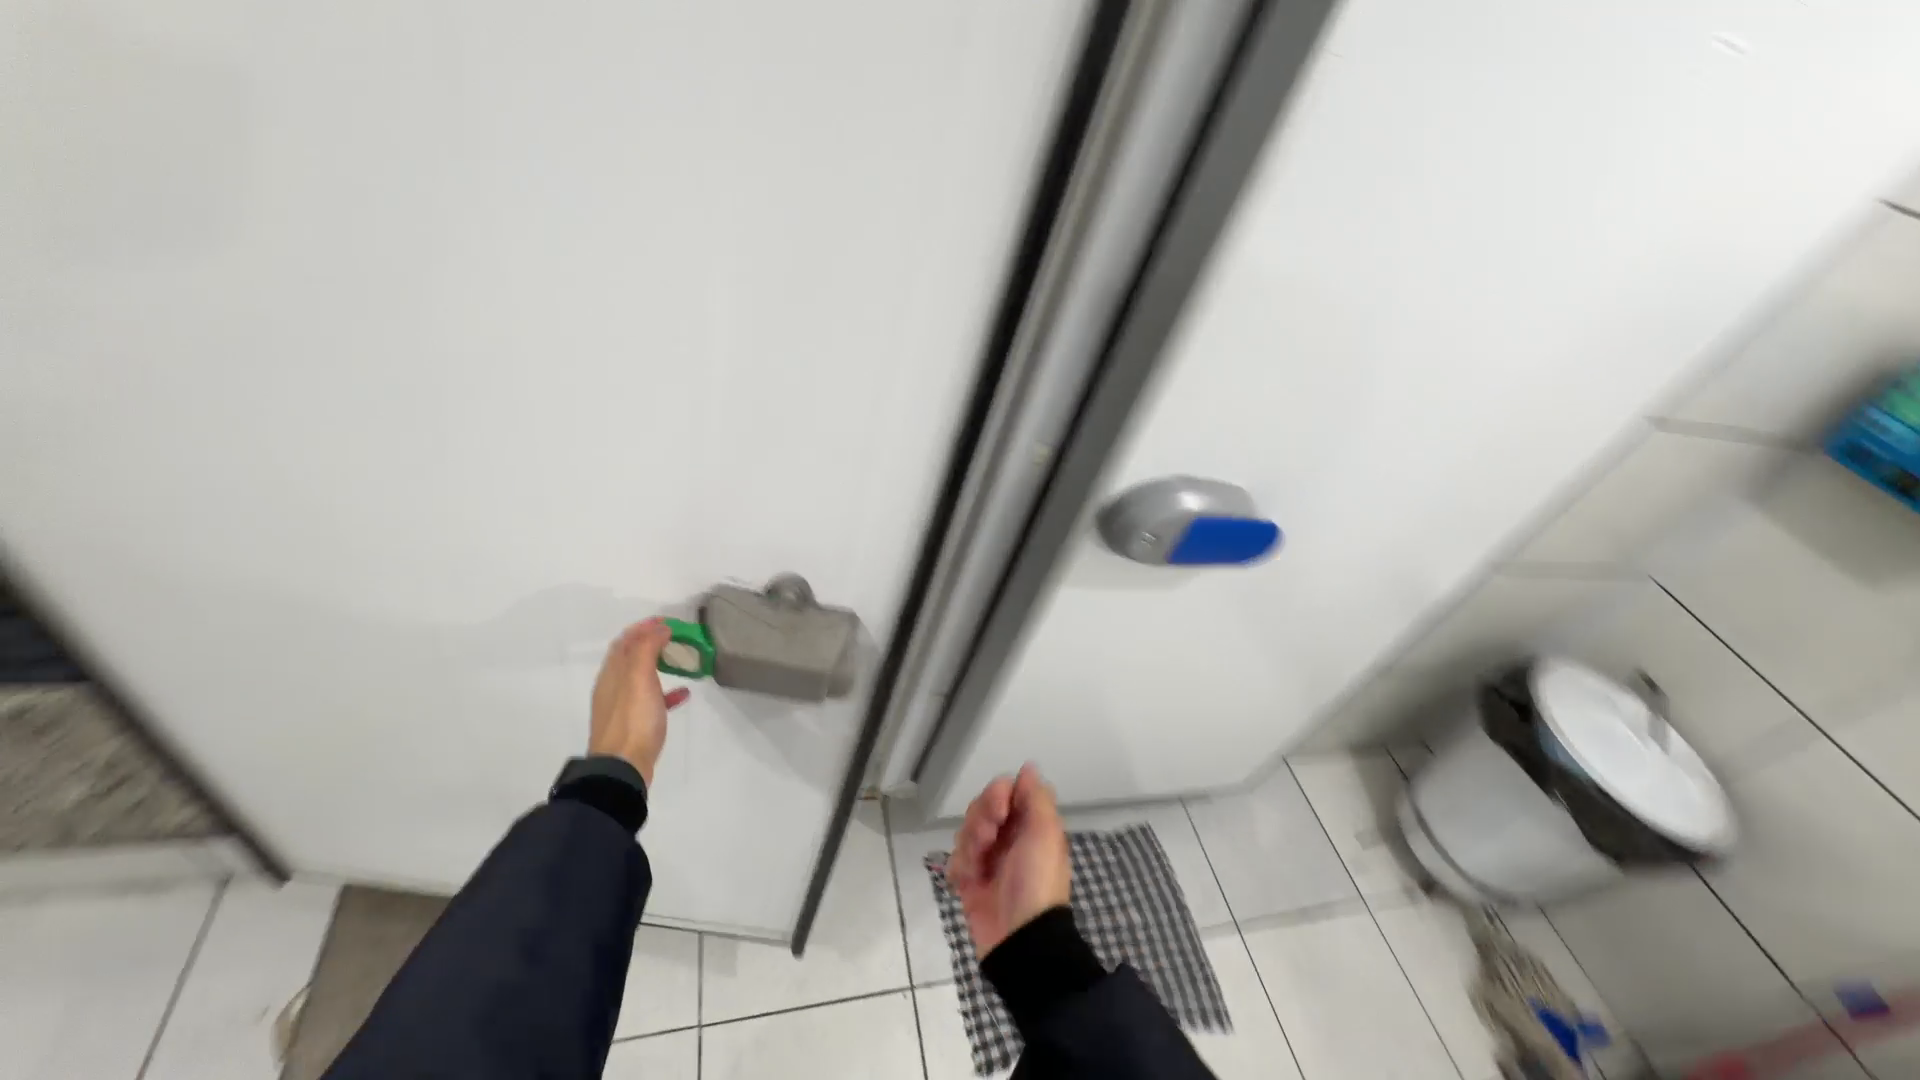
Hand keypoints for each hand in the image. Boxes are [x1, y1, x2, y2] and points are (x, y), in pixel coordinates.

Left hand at [589, 618, 691, 786]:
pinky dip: (666, 692)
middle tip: (676, 637)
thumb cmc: (633, 720)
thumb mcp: (639, 678)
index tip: (667, 620)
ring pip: (641, 677)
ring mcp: (622, 707)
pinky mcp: (634, 725)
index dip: (643, 627)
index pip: (625, 641)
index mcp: (612, 673)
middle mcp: (613, 686)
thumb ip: (647, 649)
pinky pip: (652, 700)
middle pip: (631, 657)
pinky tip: (683, 694)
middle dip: (651, 642)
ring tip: (681, 660)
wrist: (622, 768)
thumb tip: (658, 628)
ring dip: (660, 664)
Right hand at [945, 763, 1070, 956]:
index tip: (999, 810)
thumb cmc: (1037, 883)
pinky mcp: (971, 881)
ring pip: (965, 832)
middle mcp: (1009, 837)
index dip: (997, 795)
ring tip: (978, 867)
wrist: (1020, 939)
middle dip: (979, 820)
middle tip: (988, 839)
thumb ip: (1036, 798)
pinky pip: (955, 860)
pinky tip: (968, 882)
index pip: (1005, 791)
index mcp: (1030, 825)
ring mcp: (989, 860)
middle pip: (981, 808)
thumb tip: (1028, 767)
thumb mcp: (1046, 835)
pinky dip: (960, 868)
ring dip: (969, 845)